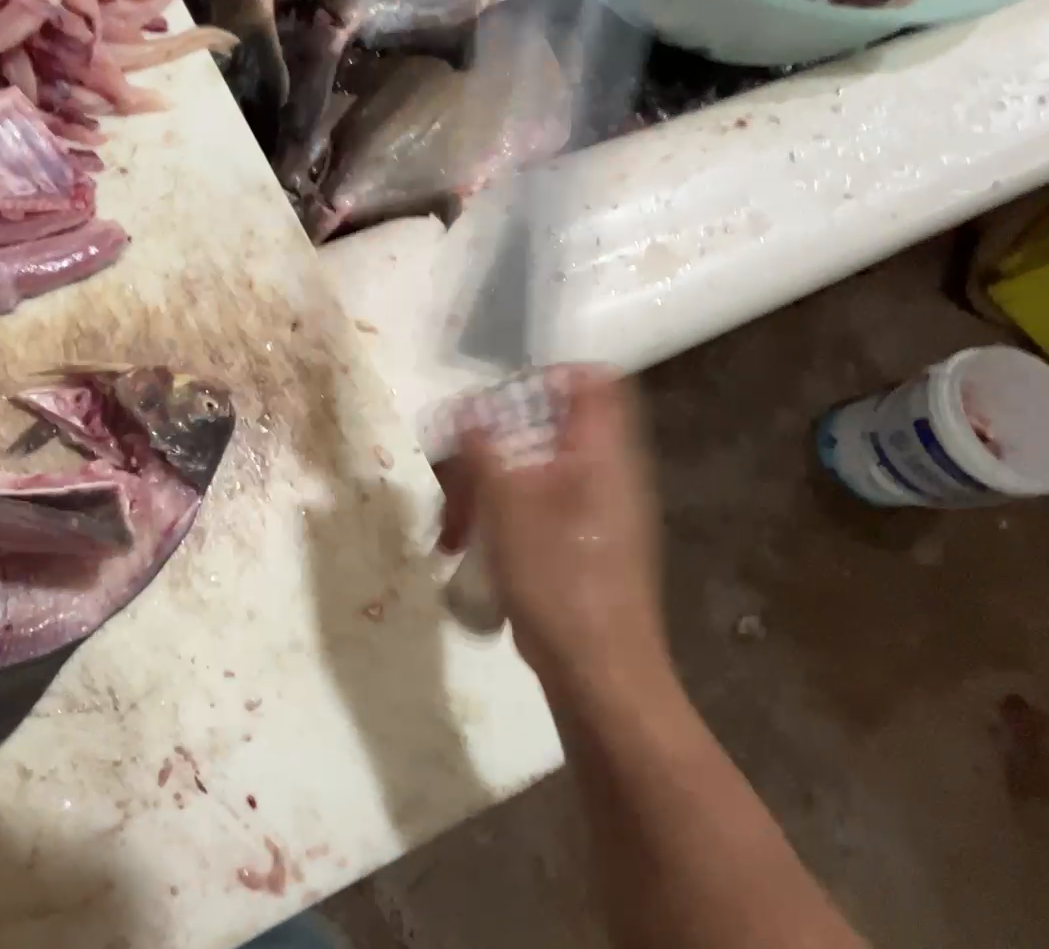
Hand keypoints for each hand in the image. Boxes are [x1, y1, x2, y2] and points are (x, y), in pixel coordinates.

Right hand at [435, 366, 668, 705]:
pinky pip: (525, 506)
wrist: (598, 671)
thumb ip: (484, 450)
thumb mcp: (509, 508)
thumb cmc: (559, 582)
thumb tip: (464, 408)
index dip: (543, 378)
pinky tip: (462, 548)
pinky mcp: (569, 541)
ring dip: (477, 488)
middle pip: (539, 429)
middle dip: (483, 447)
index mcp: (600, 456)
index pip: (591, 382)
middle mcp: (599, 474)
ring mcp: (586, 510)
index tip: (490, 402)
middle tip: (448, 479)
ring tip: (449, 531)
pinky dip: (490, 515)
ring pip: (523, 471)